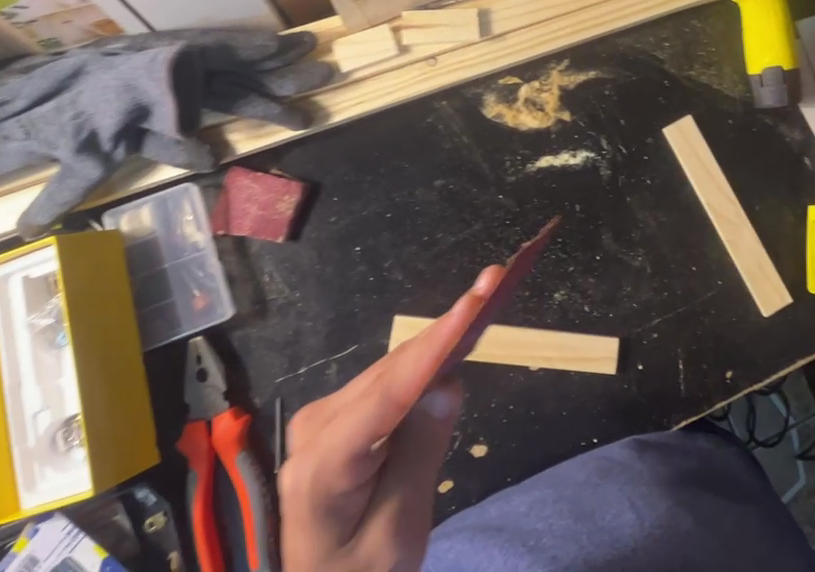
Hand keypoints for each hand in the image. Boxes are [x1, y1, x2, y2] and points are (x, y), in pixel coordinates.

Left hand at [279, 266, 502, 570]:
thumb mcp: (398, 532)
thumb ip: (420, 454)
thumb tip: (449, 380)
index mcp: (326, 462)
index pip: (392, 390)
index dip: (438, 341)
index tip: (476, 299)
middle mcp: (317, 423)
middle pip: (395, 369)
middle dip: (448, 326)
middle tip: (496, 282)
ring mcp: (323, 417)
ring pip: (394, 370)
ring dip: (440, 339)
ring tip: (485, 299)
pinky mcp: (338, 418)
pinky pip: (389, 383)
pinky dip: (424, 362)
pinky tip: (454, 341)